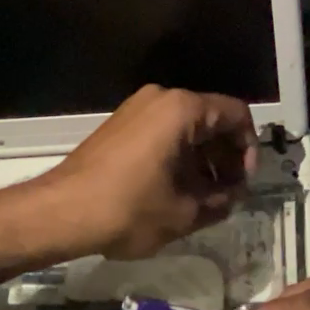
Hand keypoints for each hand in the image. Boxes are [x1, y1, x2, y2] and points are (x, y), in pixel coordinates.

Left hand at [38, 84, 258, 259]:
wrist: (60, 212)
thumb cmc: (129, 208)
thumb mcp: (185, 212)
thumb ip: (220, 200)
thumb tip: (232, 195)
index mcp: (183, 109)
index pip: (237, 114)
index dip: (249, 148)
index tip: (244, 182)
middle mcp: (162, 98)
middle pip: (212, 118)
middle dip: (225, 156)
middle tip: (227, 193)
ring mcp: (138, 108)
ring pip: (187, 126)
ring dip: (202, 158)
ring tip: (202, 197)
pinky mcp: (121, 124)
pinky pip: (164, 131)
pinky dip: (178, 155)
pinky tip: (174, 190)